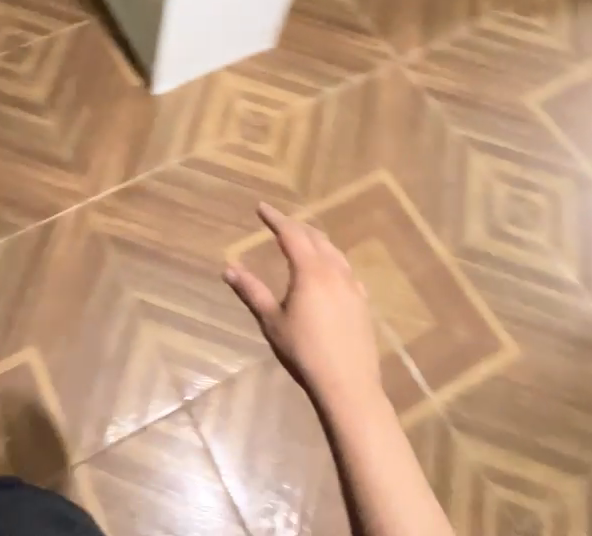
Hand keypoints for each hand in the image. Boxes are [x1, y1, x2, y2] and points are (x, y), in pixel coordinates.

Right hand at [224, 203, 382, 409]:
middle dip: (295, 225)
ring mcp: (353, 285)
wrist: (348, 384)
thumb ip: (252, 291)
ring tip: (302, 238)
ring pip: (333, 251)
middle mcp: (334, 271)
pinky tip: (329, 270)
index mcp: (310, 271)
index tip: (261, 207)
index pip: (291, 233)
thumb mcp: (273, 321)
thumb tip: (228, 268)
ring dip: (315, 239)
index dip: (275, 218)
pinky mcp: (363, 301)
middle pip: (314, 237)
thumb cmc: (304, 352)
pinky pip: (346, 269)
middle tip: (277, 221)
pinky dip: (332, 259)